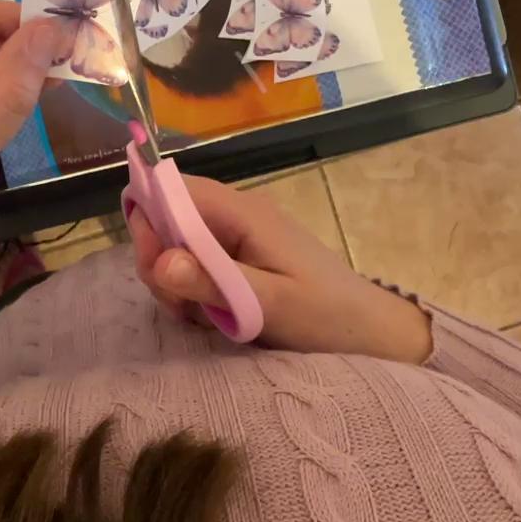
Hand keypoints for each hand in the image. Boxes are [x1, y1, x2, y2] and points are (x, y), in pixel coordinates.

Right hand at [129, 175, 431, 363]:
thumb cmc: (326, 316)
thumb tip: (159, 261)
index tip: (153, 267)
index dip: (149, 219)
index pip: (173, 189)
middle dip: (159, 260)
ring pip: (177, 243)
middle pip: (169, 217)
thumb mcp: (269, 304)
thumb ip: (213, 282)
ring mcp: (237, 234)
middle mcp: (235, 213)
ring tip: (197, 315)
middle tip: (178, 305)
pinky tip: (208, 313)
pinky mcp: (239, 255)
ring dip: (173, 280)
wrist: (370, 332)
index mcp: (243, 211)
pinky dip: (190, 287)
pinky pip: (195, 261)